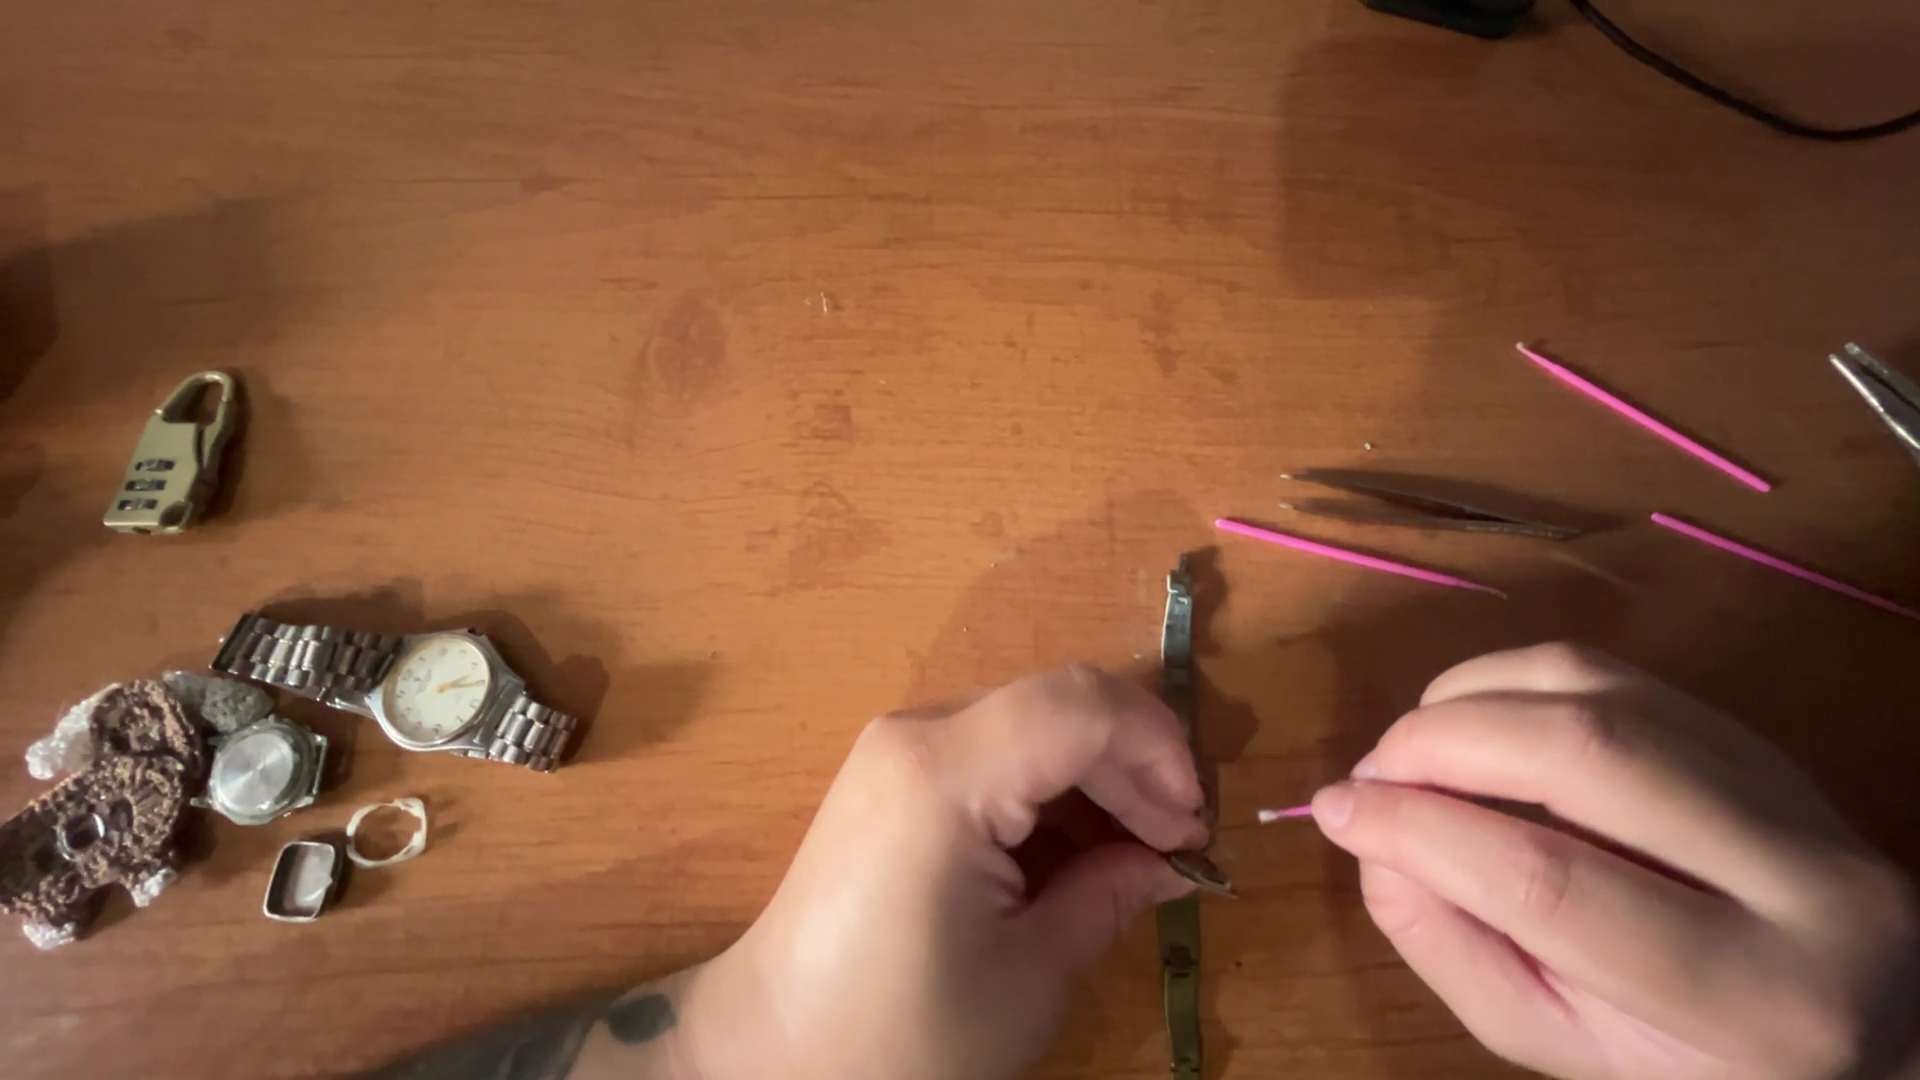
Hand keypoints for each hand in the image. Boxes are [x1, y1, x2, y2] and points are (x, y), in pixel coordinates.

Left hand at [675, 666, 1208, 1079]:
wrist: (774, 1048)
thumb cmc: (901, 1034)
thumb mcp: (1029, 976)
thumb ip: (1111, 894)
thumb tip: (1178, 855)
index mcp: (943, 776)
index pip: (1076, 708)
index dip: (1156, 748)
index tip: (1194, 823)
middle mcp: (917, 731)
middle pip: (1058, 702)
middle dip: (1134, 759)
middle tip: (1178, 840)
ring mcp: (900, 741)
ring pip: (1033, 717)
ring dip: (1097, 770)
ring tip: (1136, 847)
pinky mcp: (897, 764)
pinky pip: (997, 743)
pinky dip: (1051, 779)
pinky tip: (1075, 840)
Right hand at [1312, 643, 1919, 1079]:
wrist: (1843, 1004)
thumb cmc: (1675, 1044)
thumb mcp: (1548, 1035)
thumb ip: (1444, 944)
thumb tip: (1368, 834)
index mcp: (1753, 995)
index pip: (1549, 879)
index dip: (1415, 831)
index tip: (1334, 811)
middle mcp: (1801, 874)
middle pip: (1579, 752)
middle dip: (1433, 746)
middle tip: (1370, 776)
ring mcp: (1776, 779)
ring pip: (1581, 690)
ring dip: (1455, 705)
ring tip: (1410, 751)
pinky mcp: (1734, 724)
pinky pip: (1587, 666)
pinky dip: (1490, 679)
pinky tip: (1462, 721)